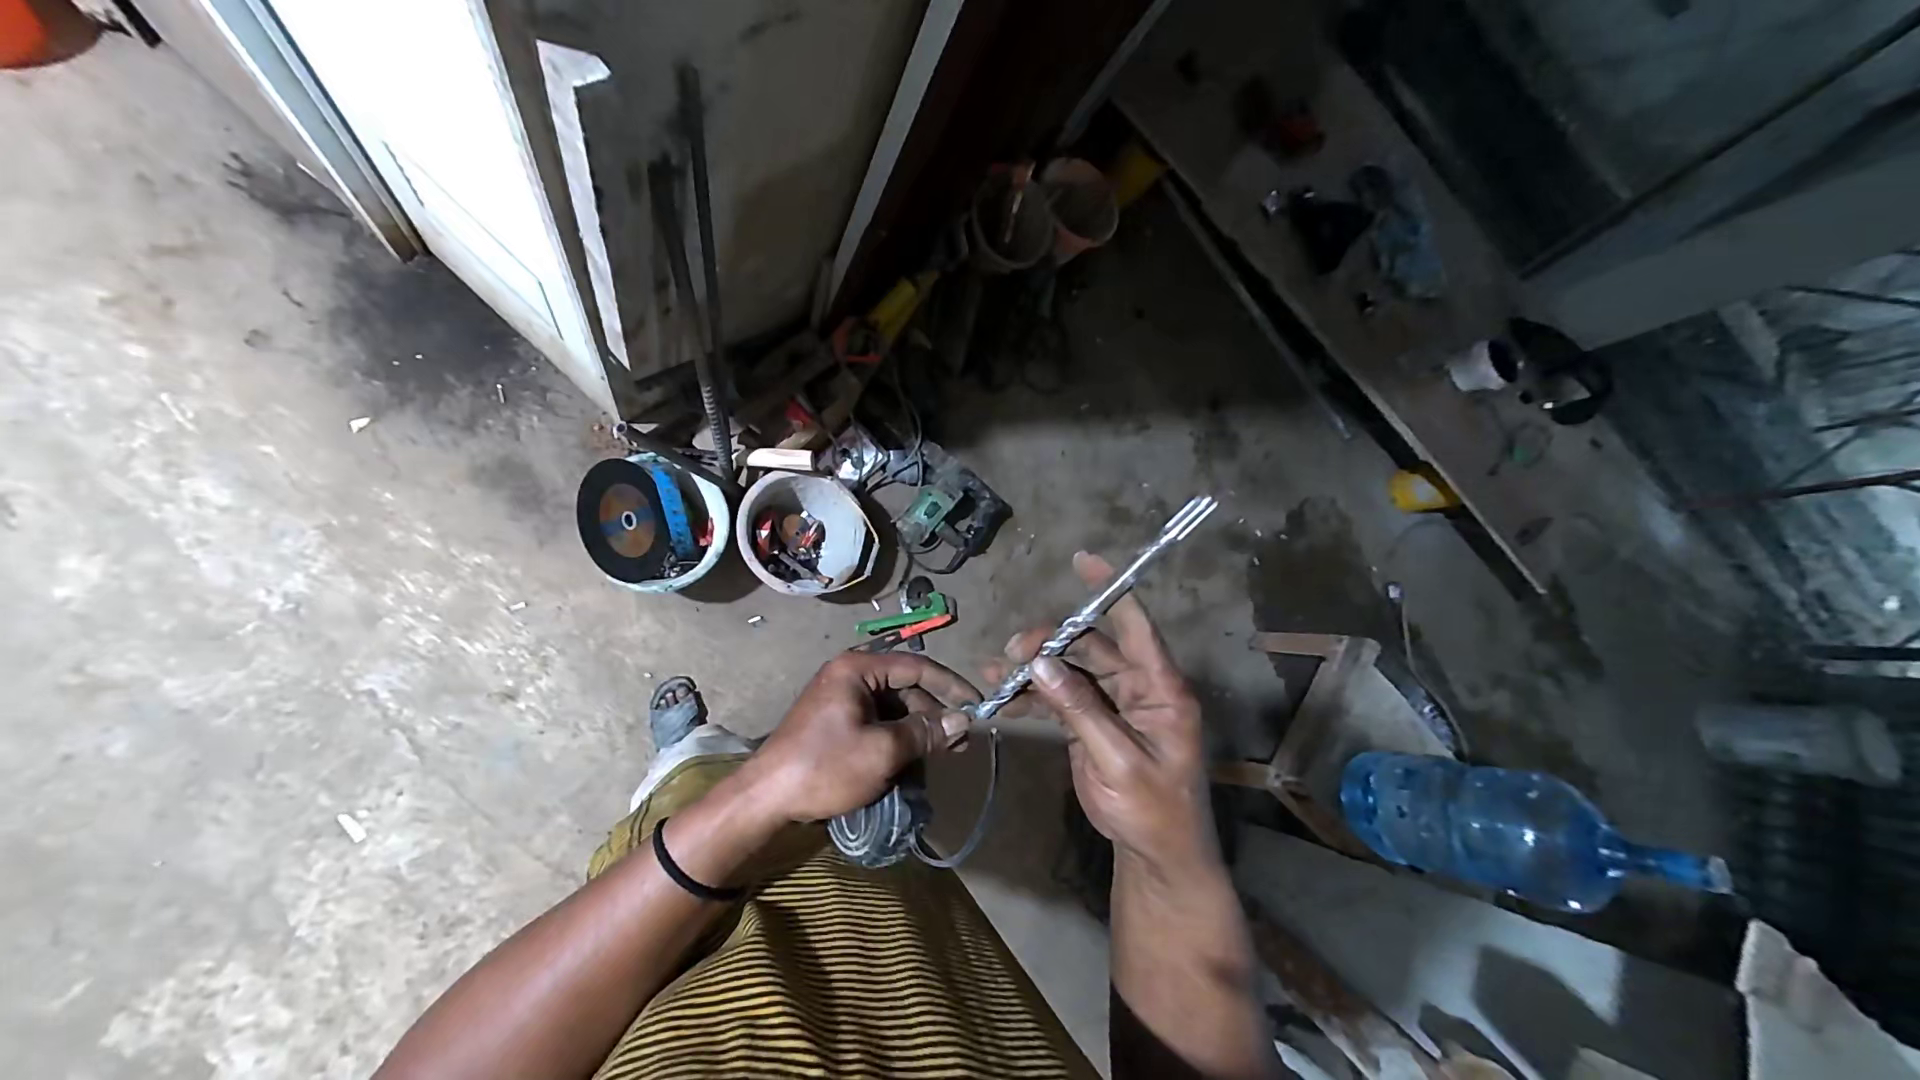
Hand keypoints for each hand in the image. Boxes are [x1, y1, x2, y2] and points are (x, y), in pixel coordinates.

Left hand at [738, 652, 979, 823]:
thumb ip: (925, 731)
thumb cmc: (825, 767)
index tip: (976, 706)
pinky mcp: (836, 721)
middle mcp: (849, 675)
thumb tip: (963, 720)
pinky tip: (911, 761)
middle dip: (933, 714)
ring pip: (893, 708)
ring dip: (917, 730)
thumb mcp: (882, 750)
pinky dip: (896, 739)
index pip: (916, 666)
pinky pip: (876, 722)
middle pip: (905, 688)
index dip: (950, 685)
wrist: (764, 798)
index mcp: (857, 669)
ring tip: (940, 755)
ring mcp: (840, 698)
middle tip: (959, 743)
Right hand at [985, 552, 1217, 879]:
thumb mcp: (1119, 760)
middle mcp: (1136, 686)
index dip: (1112, 590)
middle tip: (1013, 651)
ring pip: (1069, 669)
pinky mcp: (1091, 722)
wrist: (1155, 853)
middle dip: (1051, 642)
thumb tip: (1041, 664)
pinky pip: (1059, 697)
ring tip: (998, 669)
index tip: (1084, 560)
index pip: (1136, 626)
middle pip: (1091, 646)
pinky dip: (1033, 694)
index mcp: (1160, 688)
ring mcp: (1112, 704)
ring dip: (1035, 667)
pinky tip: (1002, 695)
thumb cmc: (1154, 808)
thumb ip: (1081, 710)